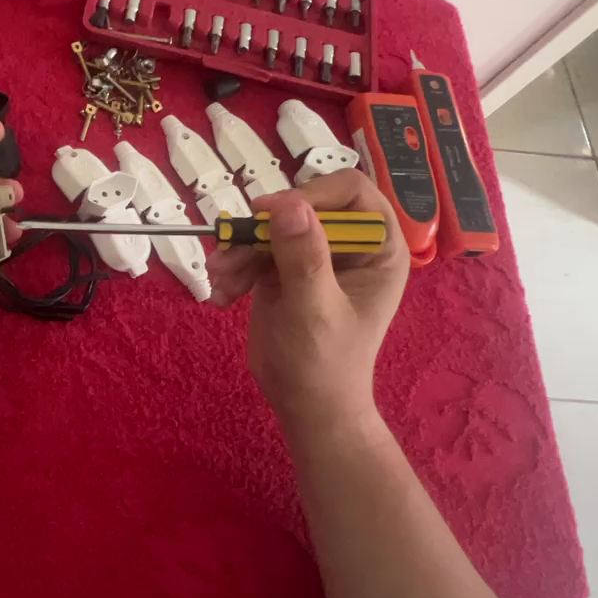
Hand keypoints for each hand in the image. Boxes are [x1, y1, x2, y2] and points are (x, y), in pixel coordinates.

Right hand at [208, 170, 409, 429]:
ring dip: (239, 250)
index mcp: (377, 249)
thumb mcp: (314, 310)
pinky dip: (233, 268)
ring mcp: (312, 256)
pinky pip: (253, 250)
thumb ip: (303, 257)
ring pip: (270, 227)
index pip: (351, 194)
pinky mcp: (282, 269)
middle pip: (302, 206)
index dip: (312, 195)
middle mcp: (348, 246)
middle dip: (263, 230)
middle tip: (232, 249)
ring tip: (220, 280)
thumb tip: (288, 203)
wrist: (304, 404)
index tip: (273, 214)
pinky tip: (223, 295)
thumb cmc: (324, 364)